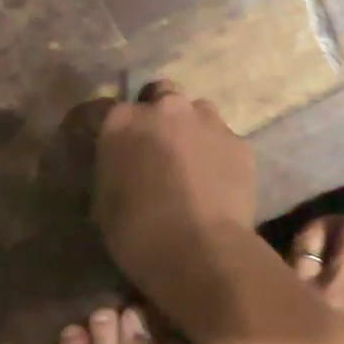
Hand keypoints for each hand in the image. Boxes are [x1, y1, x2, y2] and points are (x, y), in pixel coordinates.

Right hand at [91, 80, 255, 289]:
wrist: (201, 250)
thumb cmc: (138, 234)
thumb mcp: (104, 205)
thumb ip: (112, 173)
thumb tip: (120, 172)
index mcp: (121, 122)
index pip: (105, 110)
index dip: (109, 129)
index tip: (113, 147)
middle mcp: (165, 109)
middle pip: (161, 94)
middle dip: (158, 113)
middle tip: (158, 147)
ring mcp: (207, 122)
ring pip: (199, 111)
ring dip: (193, 129)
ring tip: (193, 162)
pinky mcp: (239, 143)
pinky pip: (225, 140)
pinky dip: (220, 154)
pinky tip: (219, 181)